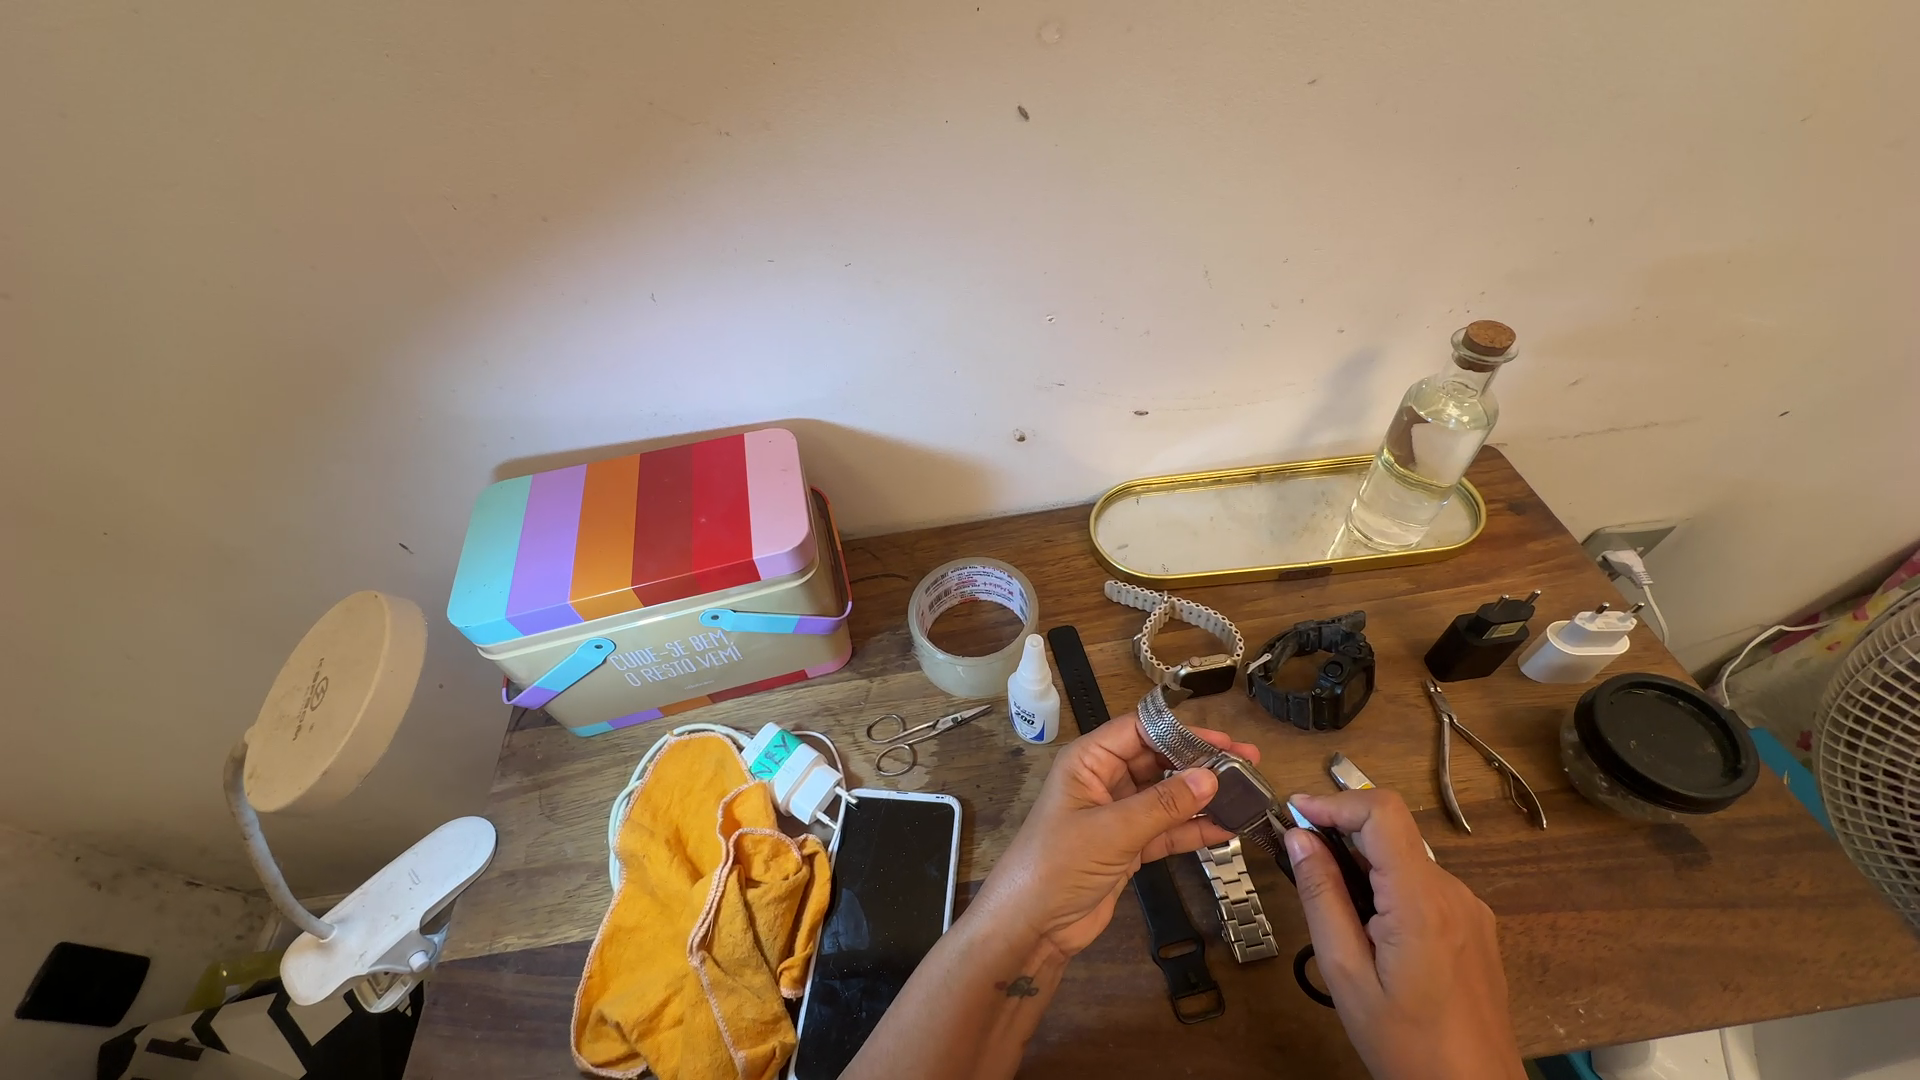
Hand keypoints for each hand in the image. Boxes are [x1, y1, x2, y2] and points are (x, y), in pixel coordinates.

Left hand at [968, 711, 1259, 959]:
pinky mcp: (1127, 846)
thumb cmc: (1058, 863)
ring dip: (1202, 797)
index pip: (1139, 730)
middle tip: (1248, 765)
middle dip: (1199, 763)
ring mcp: (1117, 814)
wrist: (1032, 924)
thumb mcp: (1111, 830)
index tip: (1225, 739)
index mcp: (1088, 761)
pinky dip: (1193, 829)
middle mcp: (1103, 780)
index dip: (1182, 731)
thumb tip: (1210, 777)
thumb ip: (1162, 804)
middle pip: (1157, 760)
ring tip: (1248, 794)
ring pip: (1166, 796)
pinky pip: (1166, 829)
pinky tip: (1227, 828)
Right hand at [1285, 789, 1524, 1079]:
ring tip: (1331, 903)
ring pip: (1404, 858)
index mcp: (1423, 902)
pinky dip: (1386, 884)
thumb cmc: (1404, 1042)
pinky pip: (1422, 883)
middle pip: (1391, 833)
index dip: (1334, 801)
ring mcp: (1470, 909)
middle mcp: (1454, 894)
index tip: (1294, 813)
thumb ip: (1321, 896)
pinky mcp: (1474, 926)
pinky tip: (1367, 924)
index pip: (1383, 813)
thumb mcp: (1345, 971)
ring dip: (1361, 863)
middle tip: (1297, 857)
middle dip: (1339, 833)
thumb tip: (1299, 837)